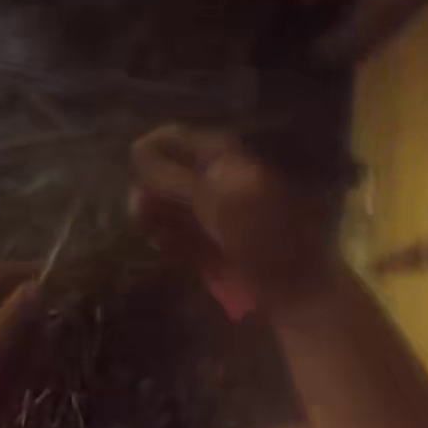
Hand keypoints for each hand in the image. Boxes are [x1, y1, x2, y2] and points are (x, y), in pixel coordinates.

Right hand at [129, 125, 334, 302]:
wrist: (296, 290)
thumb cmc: (257, 234)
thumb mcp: (211, 197)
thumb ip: (169, 174)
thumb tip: (134, 150)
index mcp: (219, 156)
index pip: (171, 137)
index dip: (147, 151)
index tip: (132, 174)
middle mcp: (211, 177)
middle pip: (162, 171)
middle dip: (147, 190)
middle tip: (140, 213)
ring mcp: (209, 210)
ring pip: (164, 203)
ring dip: (153, 217)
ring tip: (153, 235)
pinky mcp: (206, 242)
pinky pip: (173, 232)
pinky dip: (165, 238)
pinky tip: (165, 249)